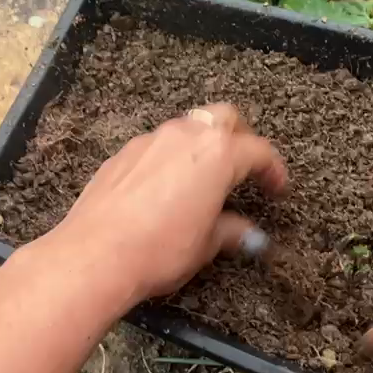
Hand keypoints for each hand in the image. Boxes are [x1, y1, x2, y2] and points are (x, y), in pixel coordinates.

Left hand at [43, 103, 287, 304]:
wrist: (95, 255)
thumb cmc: (158, 249)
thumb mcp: (206, 244)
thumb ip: (231, 230)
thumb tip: (248, 234)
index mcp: (217, 154)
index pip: (258, 151)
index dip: (274, 169)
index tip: (277, 187)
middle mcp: (185, 135)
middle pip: (225, 118)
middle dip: (241, 137)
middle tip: (246, 167)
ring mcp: (151, 140)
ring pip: (188, 126)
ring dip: (203, 144)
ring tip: (206, 177)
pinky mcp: (124, 153)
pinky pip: (157, 145)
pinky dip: (171, 157)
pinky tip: (168, 187)